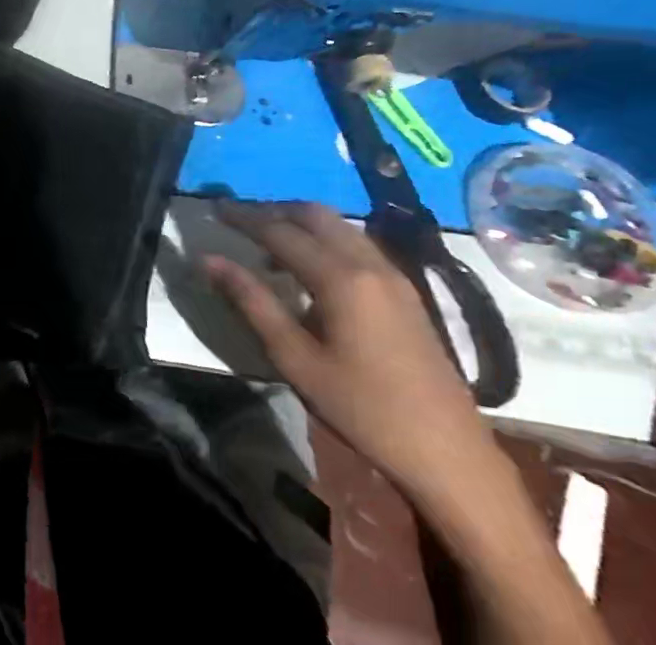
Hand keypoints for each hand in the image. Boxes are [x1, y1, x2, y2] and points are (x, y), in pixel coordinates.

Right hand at [206, 201, 490, 486]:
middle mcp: (369, 262)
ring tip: (270, 247)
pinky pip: (358, 244)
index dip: (245, 217)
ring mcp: (393, 273)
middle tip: (241, 222)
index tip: (216, 208)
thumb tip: (210, 261)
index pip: (281, 231)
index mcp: (340, 277)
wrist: (445, 447)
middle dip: (275, 210)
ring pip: (340, 226)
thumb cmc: (361, 407)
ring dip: (302, 224)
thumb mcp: (296, 360)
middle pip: (316, 214)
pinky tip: (313, 271)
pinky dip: (327, 240)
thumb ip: (252, 303)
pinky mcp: (405, 289)